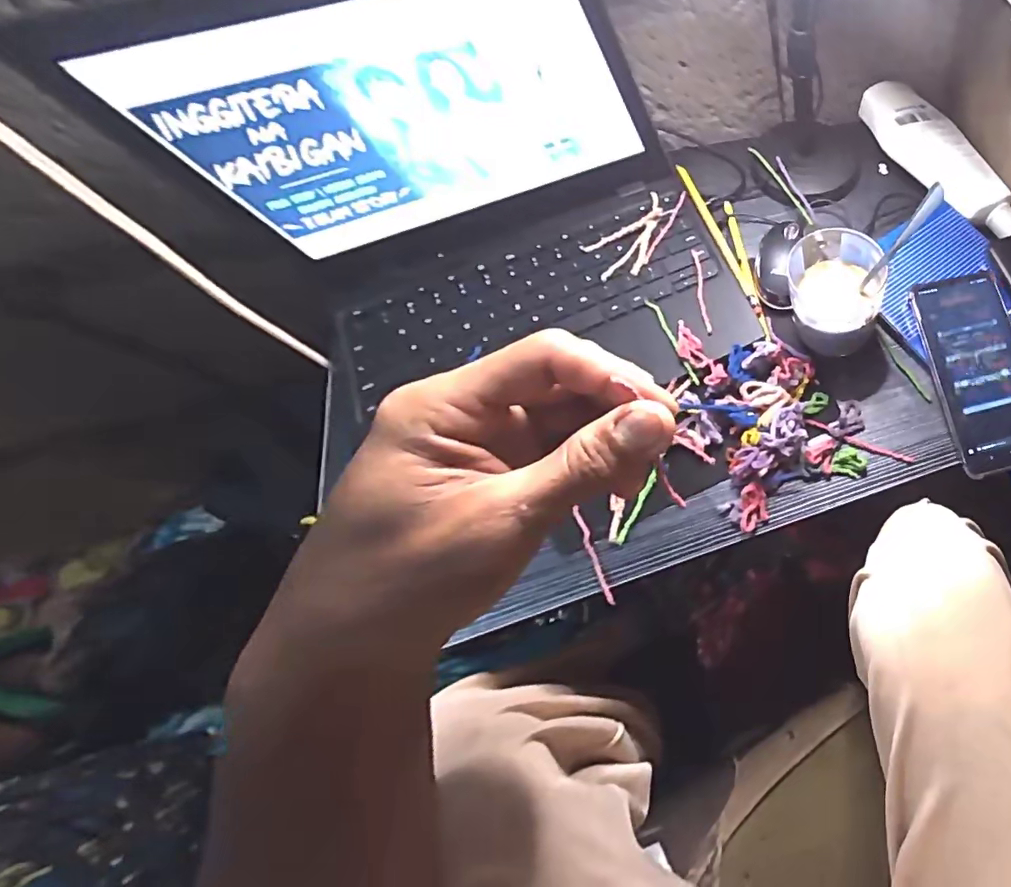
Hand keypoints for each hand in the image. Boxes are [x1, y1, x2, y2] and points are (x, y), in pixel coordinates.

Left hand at [258, 331, 677, 665]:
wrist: (349, 652)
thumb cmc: (414, 580)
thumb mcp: (508, 517)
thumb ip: (585, 463)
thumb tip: (660, 419)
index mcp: (448, 403)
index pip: (544, 357)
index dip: (607, 373)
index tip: (658, 412)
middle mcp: (470, 408)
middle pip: (562, 381)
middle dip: (616, 407)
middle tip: (660, 446)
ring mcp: (487, 438)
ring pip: (569, 414)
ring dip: (612, 438)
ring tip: (637, 476)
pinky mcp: (502, 467)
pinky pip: (562, 446)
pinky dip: (595, 461)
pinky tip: (615, 486)